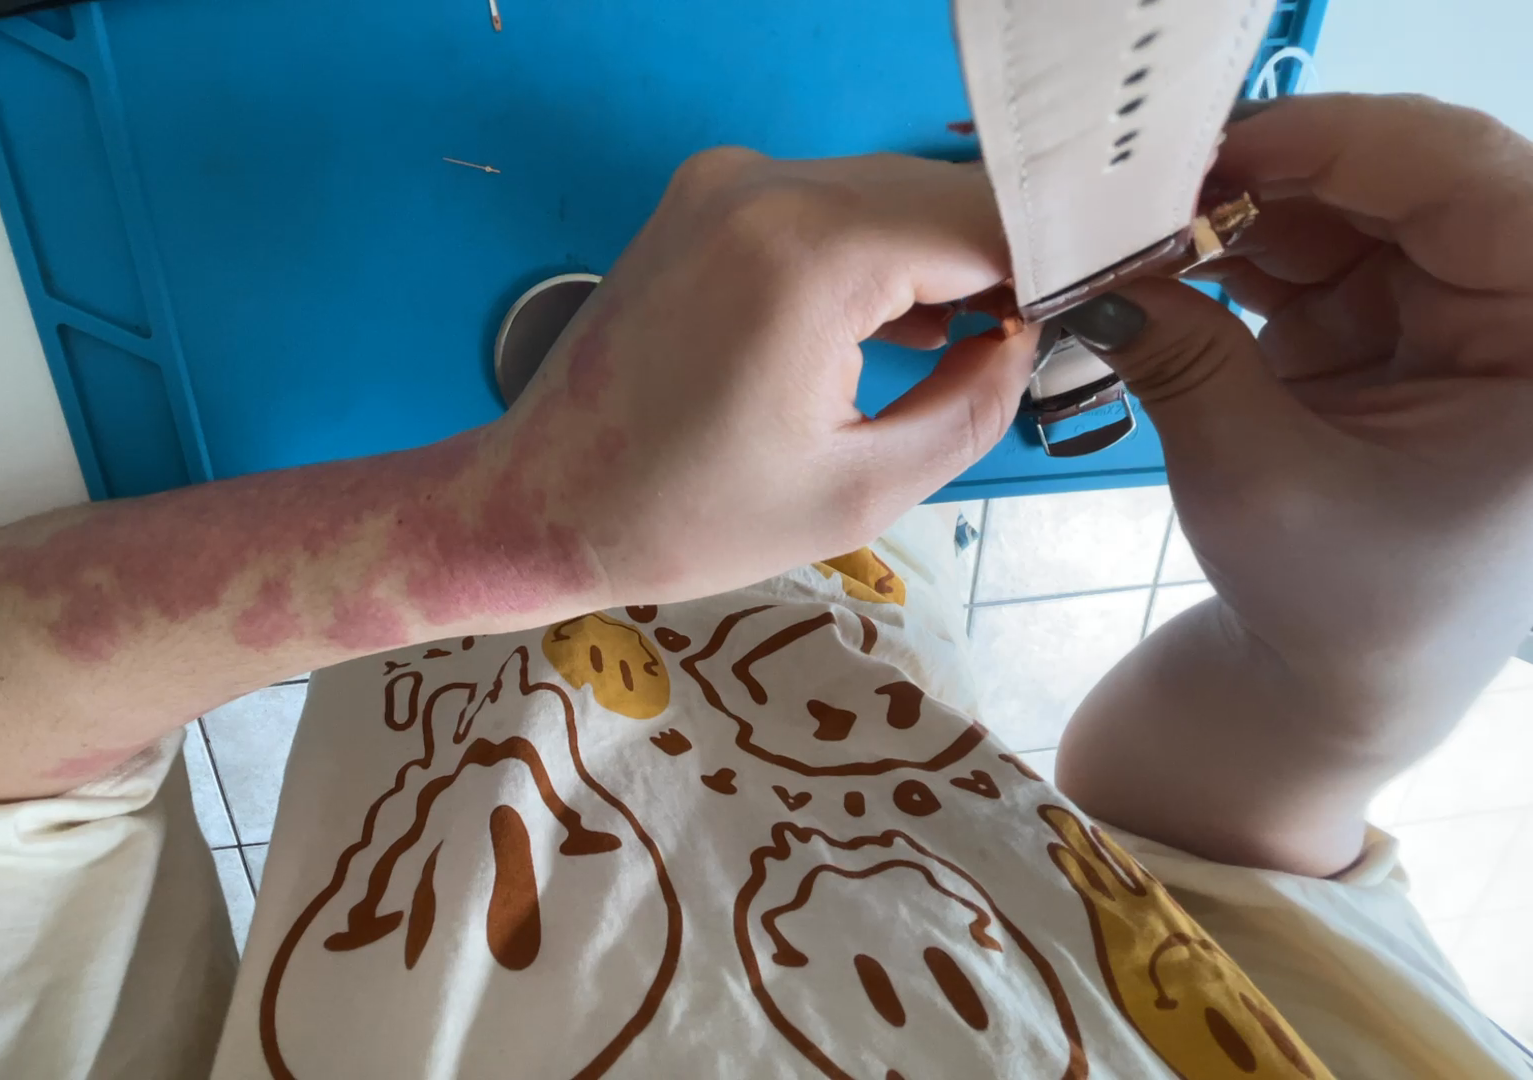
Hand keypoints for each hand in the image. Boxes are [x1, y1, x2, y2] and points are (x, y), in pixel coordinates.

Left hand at [487, 149, 1037, 605]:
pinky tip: (886, 324)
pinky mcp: (690, 209)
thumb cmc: (685, 522)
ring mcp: (716, 186)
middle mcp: (761, 186)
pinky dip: (859, 259)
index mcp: (810, 251)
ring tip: (964, 344)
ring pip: (875, 200)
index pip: (990, 218)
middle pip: (932, 197)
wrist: (542, 506)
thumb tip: (1021, 338)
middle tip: (1031, 338)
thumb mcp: (857, 491)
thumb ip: (971, 404)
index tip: (1095, 306)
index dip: (1057, 261)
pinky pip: (811, 214)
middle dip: (995, 262)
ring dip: (928, 263)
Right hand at [1100, 94, 1532, 718]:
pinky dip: (1211, 271)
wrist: (1331, 663)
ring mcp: (1436, 314)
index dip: (1332, 145)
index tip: (1196, 148)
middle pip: (1393, 189)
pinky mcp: (1364, 336)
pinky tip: (1146, 278)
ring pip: (1329, 224)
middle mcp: (1517, 303)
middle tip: (1128, 199)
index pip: (1469, 184)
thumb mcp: (1255, 476)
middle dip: (1255, 185)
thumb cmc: (1332, 591)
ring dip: (1218, 230)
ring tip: (1118, 246)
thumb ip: (1183, 364)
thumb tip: (1092, 287)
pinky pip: (1287, 273)